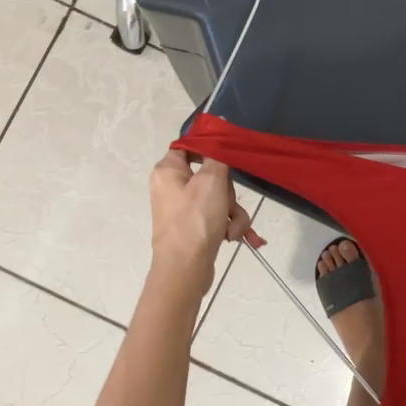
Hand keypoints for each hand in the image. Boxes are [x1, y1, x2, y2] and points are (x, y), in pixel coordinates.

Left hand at [148, 149, 263, 281]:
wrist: (185, 269)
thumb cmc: (195, 219)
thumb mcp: (212, 181)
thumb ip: (217, 156)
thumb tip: (217, 136)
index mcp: (168, 170)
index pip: (189, 146)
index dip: (211, 146)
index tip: (231, 154)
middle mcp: (172, 187)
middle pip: (210, 175)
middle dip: (229, 193)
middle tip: (229, 204)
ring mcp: (182, 208)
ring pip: (219, 199)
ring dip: (234, 213)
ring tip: (234, 230)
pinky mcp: (193, 226)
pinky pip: (217, 217)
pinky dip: (229, 226)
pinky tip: (237, 237)